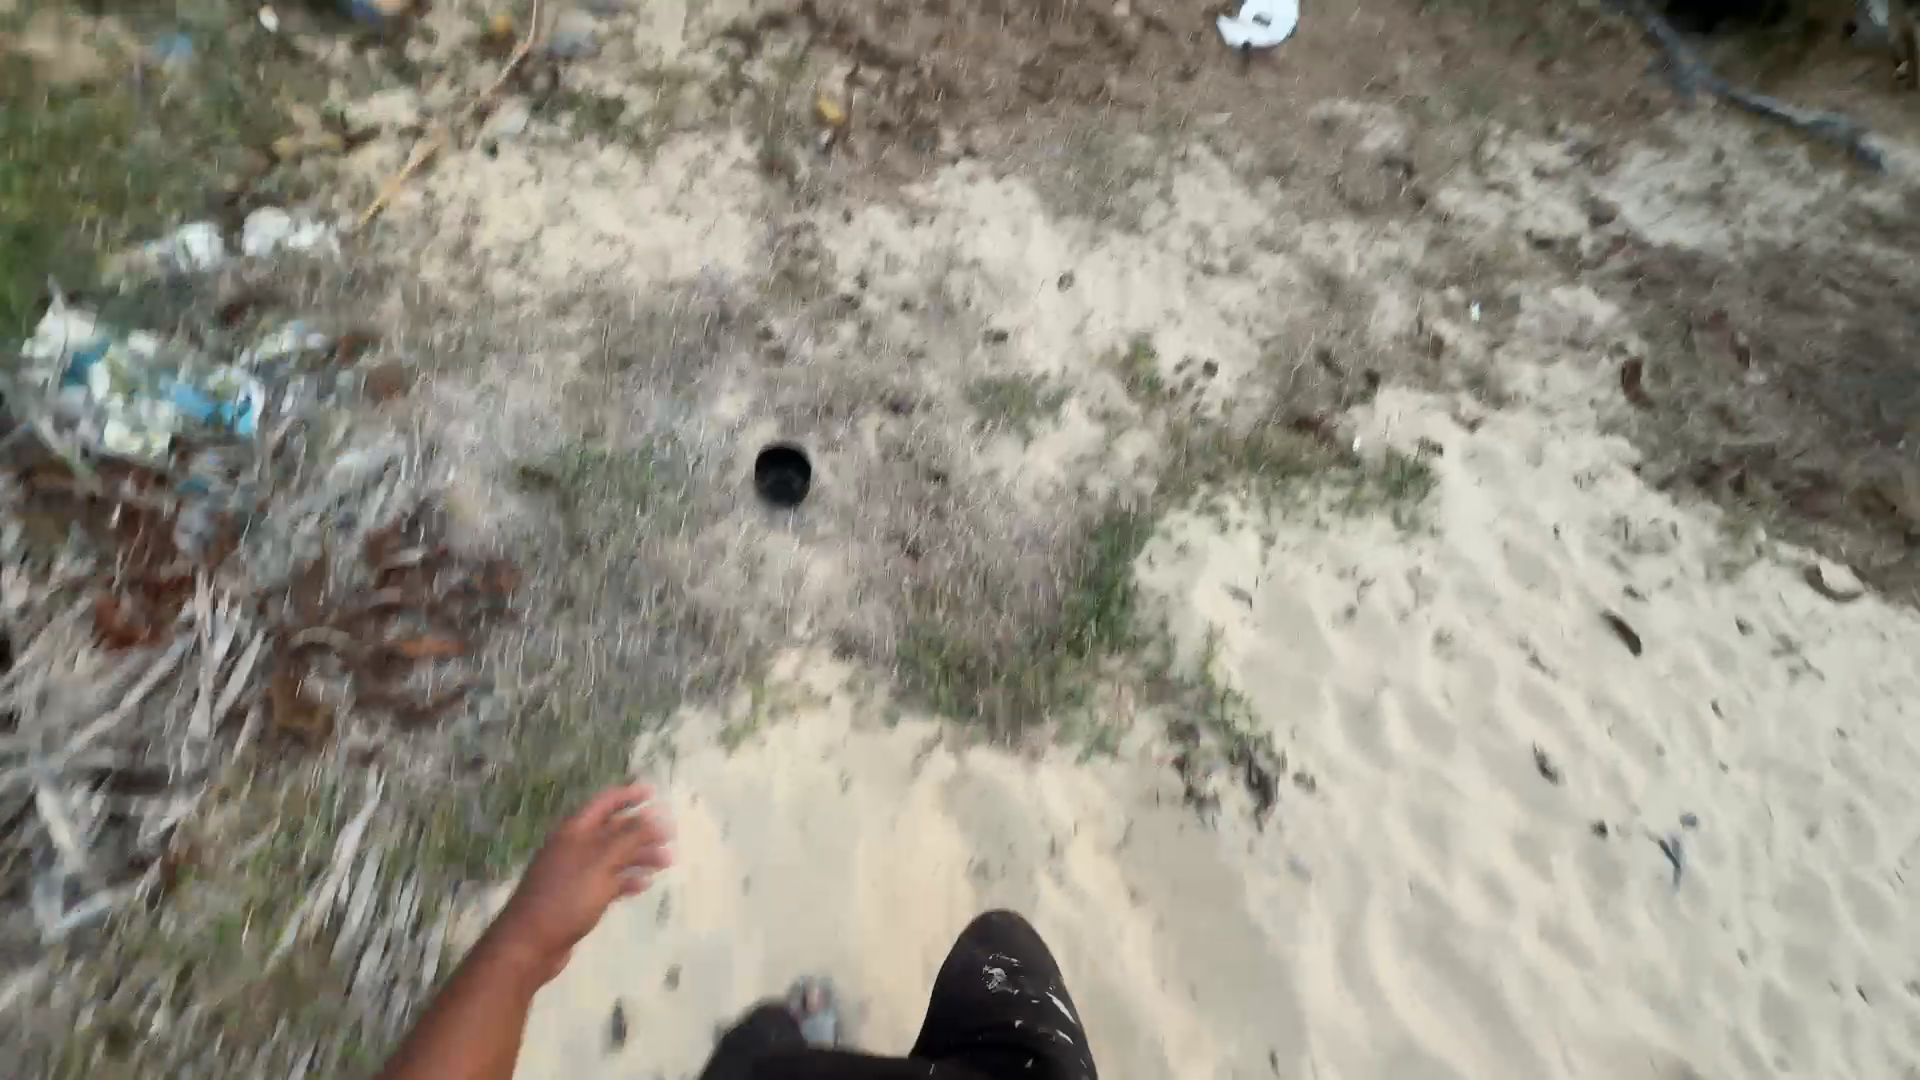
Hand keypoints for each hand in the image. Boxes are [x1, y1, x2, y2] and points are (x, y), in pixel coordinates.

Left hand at [487, 783, 673, 982]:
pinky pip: (609, 880)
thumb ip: (630, 836)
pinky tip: (643, 885)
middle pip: (614, 829)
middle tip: (669, 836)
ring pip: (615, 856)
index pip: (606, 802)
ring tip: (665, 863)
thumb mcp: (602, 861)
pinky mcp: (578, 897)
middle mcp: (576, 847)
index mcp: (576, 831)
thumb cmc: (566, 896)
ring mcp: (576, 872)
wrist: (529, 946)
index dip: (630, 795)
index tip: (655, 793)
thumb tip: (655, 815)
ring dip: (640, 856)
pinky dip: (627, 879)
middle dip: (643, 830)